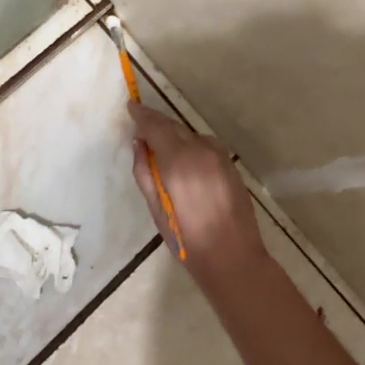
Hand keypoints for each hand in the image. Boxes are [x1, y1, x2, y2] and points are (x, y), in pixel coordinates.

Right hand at [128, 100, 267, 285]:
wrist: (233, 258)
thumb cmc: (187, 239)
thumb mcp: (156, 208)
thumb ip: (145, 172)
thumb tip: (139, 144)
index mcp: (179, 161)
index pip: (156, 126)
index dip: (142, 115)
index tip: (131, 106)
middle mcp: (201, 150)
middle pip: (173, 126)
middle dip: (156, 122)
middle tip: (140, 122)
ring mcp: (219, 156)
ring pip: (190, 134)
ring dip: (174, 134)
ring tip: (160, 145)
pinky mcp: (230, 164)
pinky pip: (204, 144)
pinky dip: (190, 144)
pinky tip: (184, 159)